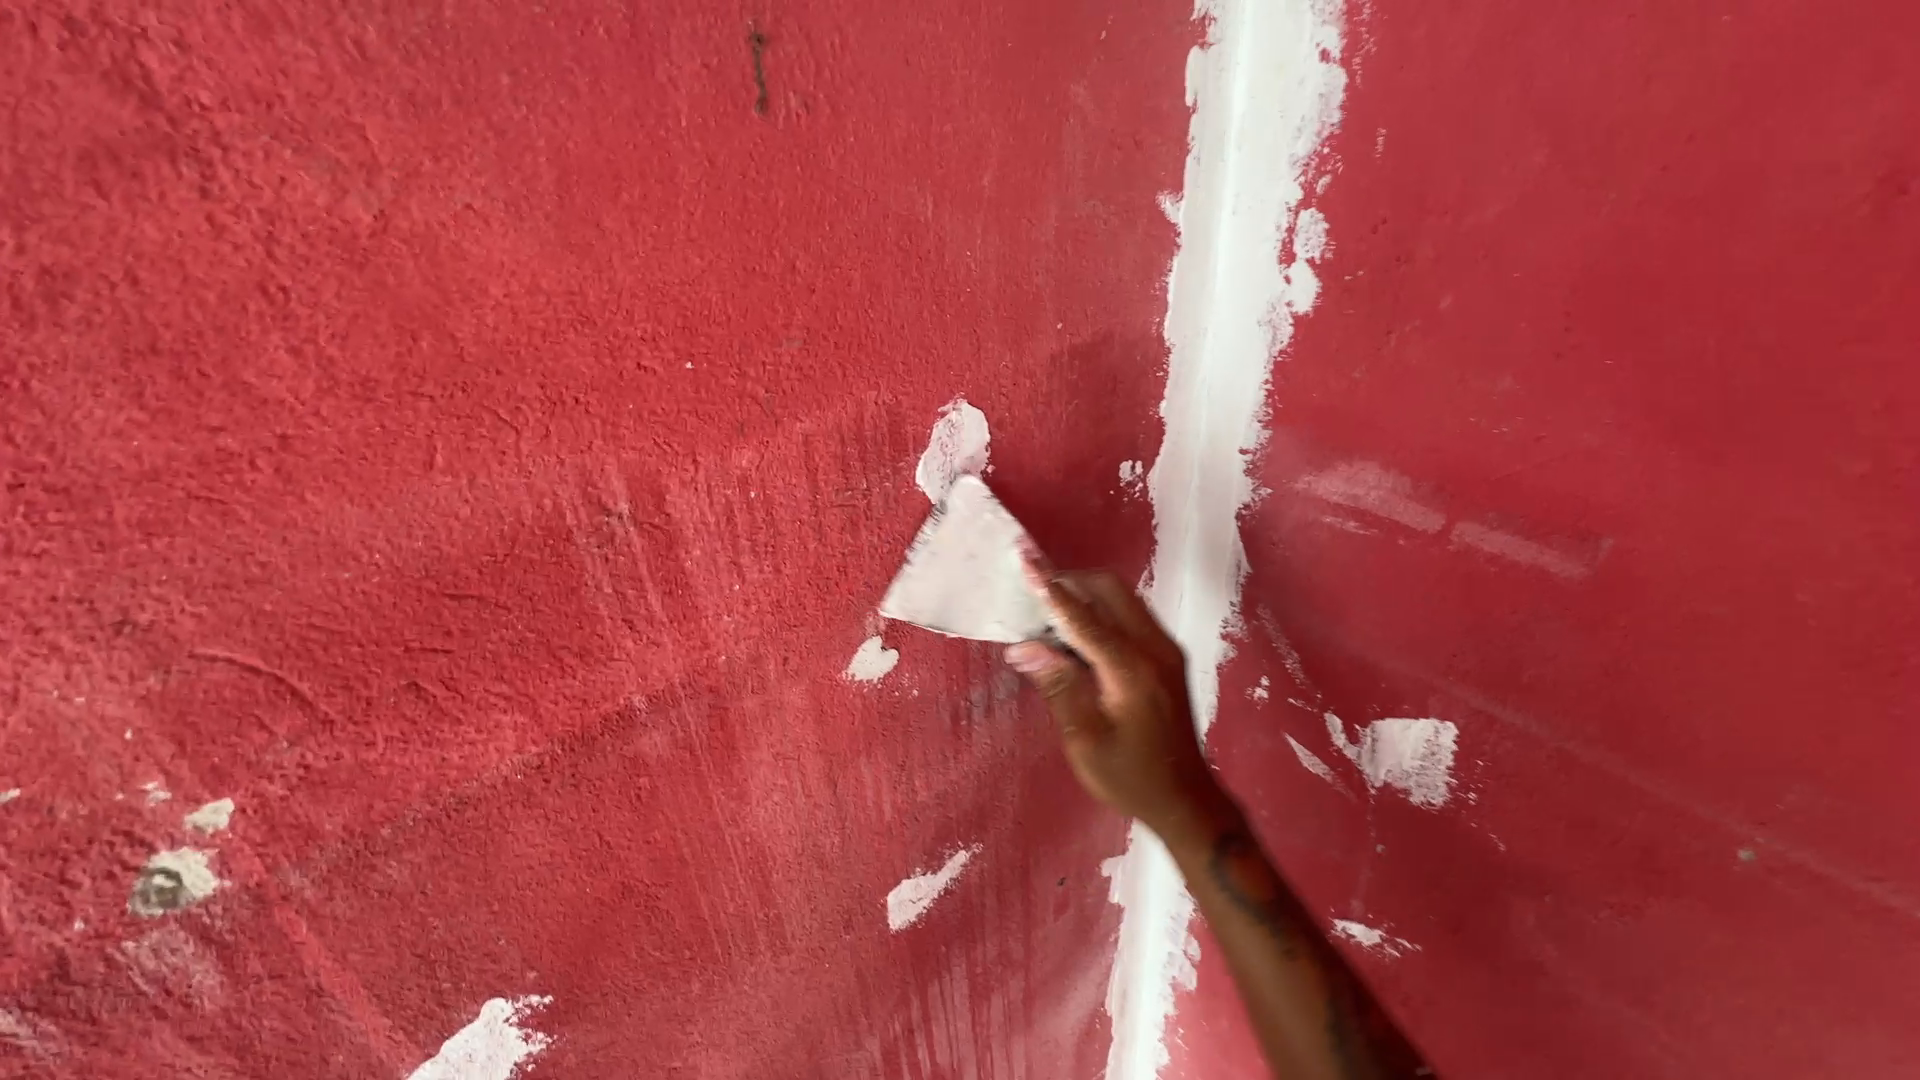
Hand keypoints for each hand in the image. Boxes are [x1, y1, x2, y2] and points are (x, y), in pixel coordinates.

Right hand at [1003, 561, 1230, 843]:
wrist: (1185, 798)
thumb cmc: (1130, 777)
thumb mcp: (1085, 741)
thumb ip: (1058, 687)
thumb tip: (1023, 647)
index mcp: (1132, 670)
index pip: (1084, 617)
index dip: (1050, 588)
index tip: (1023, 560)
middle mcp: (1155, 648)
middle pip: (1110, 590)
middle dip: (1069, 581)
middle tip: (1032, 591)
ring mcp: (1165, 649)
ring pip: (1122, 598)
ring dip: (1085, 593)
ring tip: (1048, 609)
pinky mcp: (1166, 656)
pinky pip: (1130, 614)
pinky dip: (1100, 610)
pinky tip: (1077, 630)